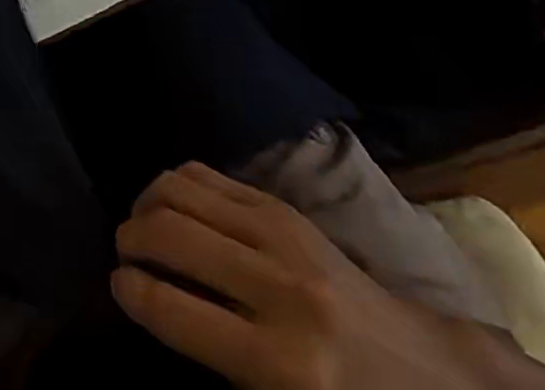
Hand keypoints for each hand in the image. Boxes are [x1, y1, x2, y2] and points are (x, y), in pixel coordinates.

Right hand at [112, 164, 533, 389]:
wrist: (428, 374)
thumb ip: (211, 356)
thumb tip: (149, 299)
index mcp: (280, 362)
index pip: (172, 309)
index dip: (128, 291)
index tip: (116, 286)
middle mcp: (278, 286)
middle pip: (169, 233)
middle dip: (129, 239)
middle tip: (124, 255)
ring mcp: (285, 234)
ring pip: (181, 189)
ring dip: (147, 203)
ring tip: (143, 227)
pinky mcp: (287, 206)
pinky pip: (208, 175)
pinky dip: (176, 185)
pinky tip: (174, 208)